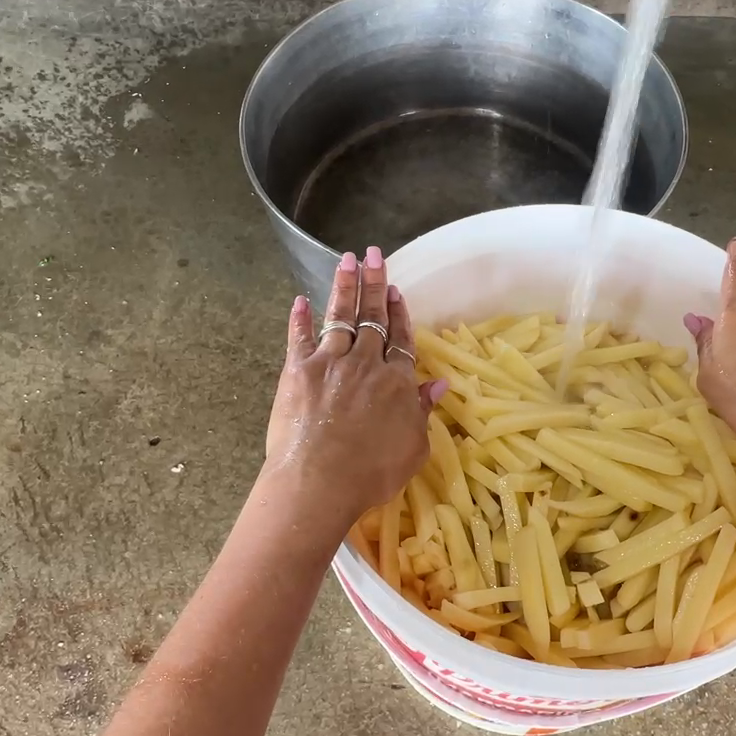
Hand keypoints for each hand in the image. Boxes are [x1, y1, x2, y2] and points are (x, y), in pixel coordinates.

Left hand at [264, 246, 445, 527]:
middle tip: (374, 254)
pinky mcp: (298, 371)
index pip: (401, 340)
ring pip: (340, 317)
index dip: (400, 315)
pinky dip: (300, 319)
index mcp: (397, 382)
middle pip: (372, 318)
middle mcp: (366, 363)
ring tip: (347, 260)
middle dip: (374, 284)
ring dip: (344, 287)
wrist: (320, 481)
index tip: (397, 292)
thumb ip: (422, 413)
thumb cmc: (373, 473)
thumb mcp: (413, 448)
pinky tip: (301, 301)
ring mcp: (330, 363)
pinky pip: (300, 338)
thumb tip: (437, 384)